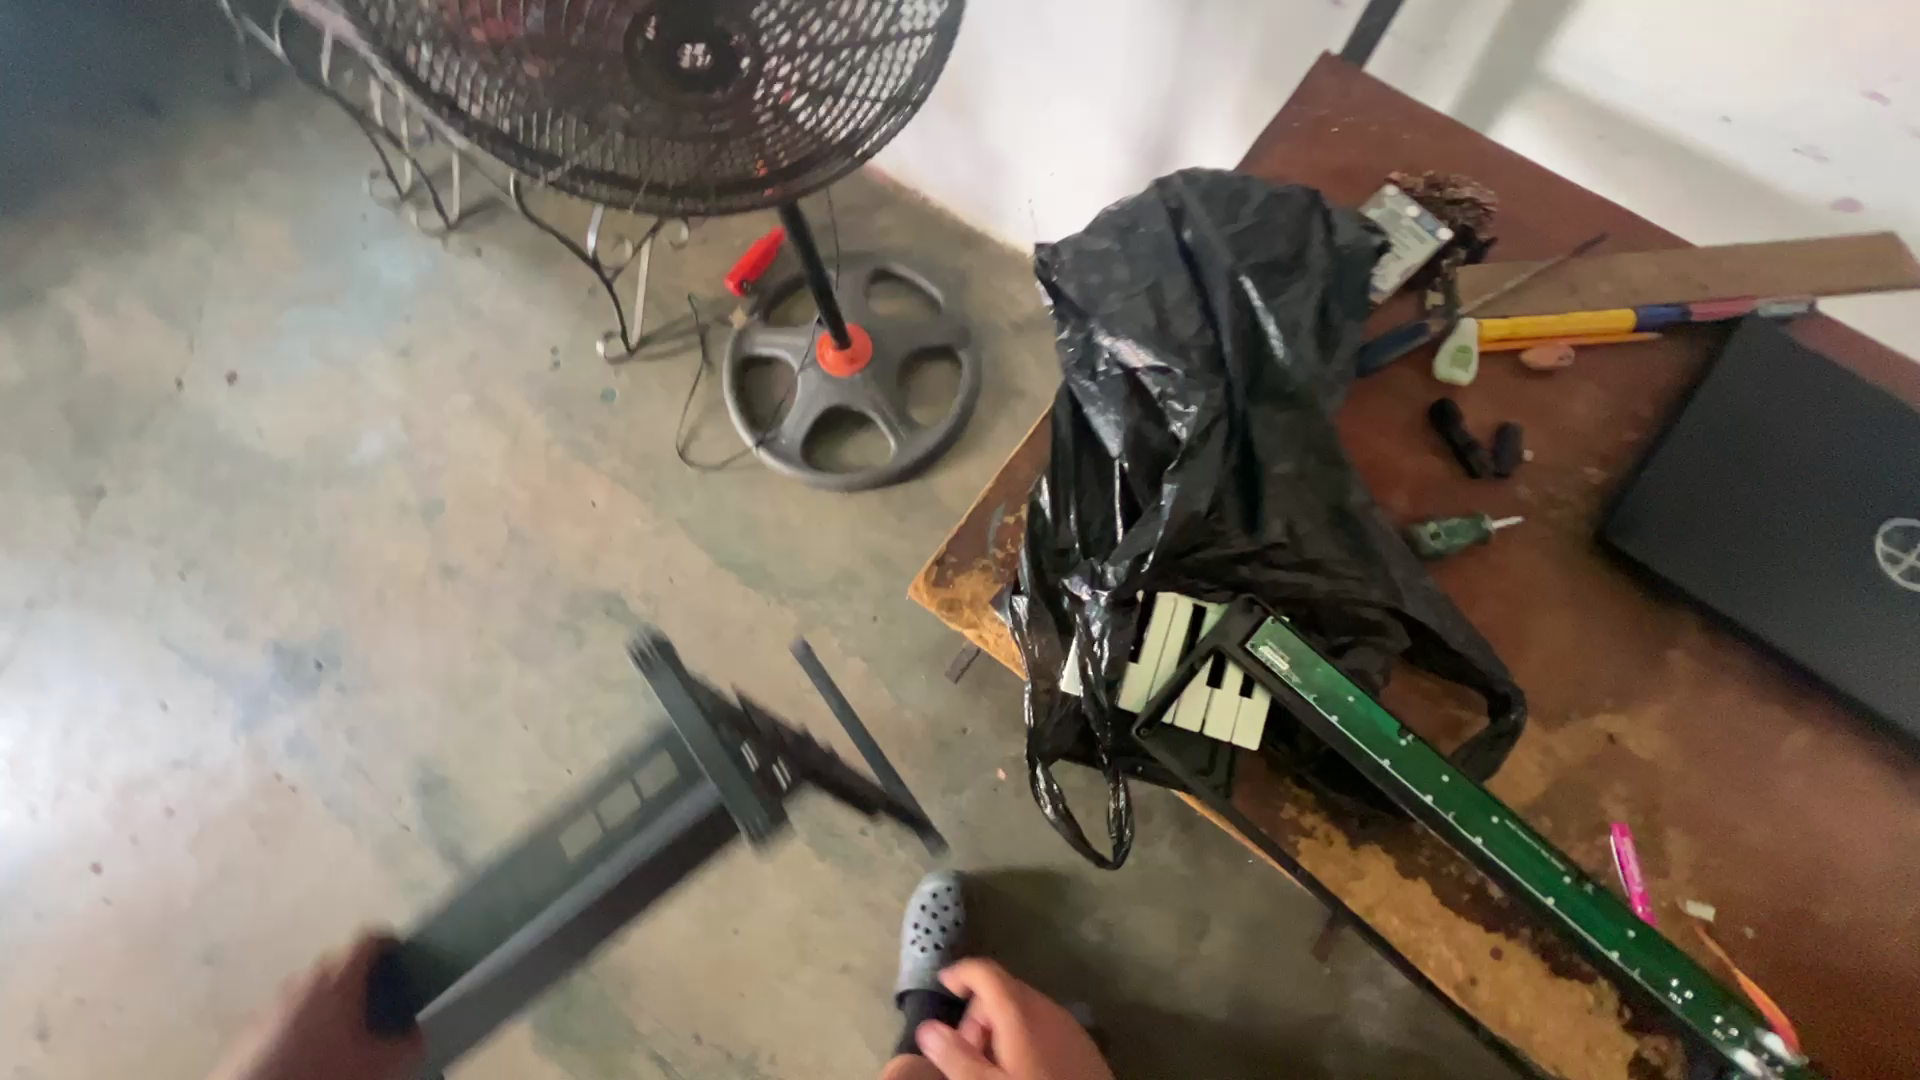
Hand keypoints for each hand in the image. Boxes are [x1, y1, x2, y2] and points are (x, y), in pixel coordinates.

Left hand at [209, 932, 423, 1079]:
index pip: (370, 937)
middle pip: (335, 961)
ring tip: (333, 1031)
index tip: (400, 958)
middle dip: (354, 975)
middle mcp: (302, 981)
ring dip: (321, 999)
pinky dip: (293, 1024)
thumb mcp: (381, 1064)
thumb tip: (416, 1032)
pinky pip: (278, 1015)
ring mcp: (268, 1007)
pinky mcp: (242, 1034)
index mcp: (339, 978)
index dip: (389, 943)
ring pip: (304, 988)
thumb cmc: (322, 1075)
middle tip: (370, 1001)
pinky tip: (300, 1054)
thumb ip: (409, 1041)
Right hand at [914, 959, 1113, 1079]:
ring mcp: (1068, 1025)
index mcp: (1019, 1010)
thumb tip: (928, 1029)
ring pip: (1023, 1011)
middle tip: (968, 1059)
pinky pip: (1044, 1027)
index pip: (984, 971)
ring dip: (1001, 1031)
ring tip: (994, 1072)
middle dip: (978, 1018)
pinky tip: (1023, 1075)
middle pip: (1002, 992)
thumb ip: (956, 1056)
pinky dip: (1025, 1039)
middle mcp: (1045, 1007)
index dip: (960, 973)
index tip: (943, 987)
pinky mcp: (1083, 1045)